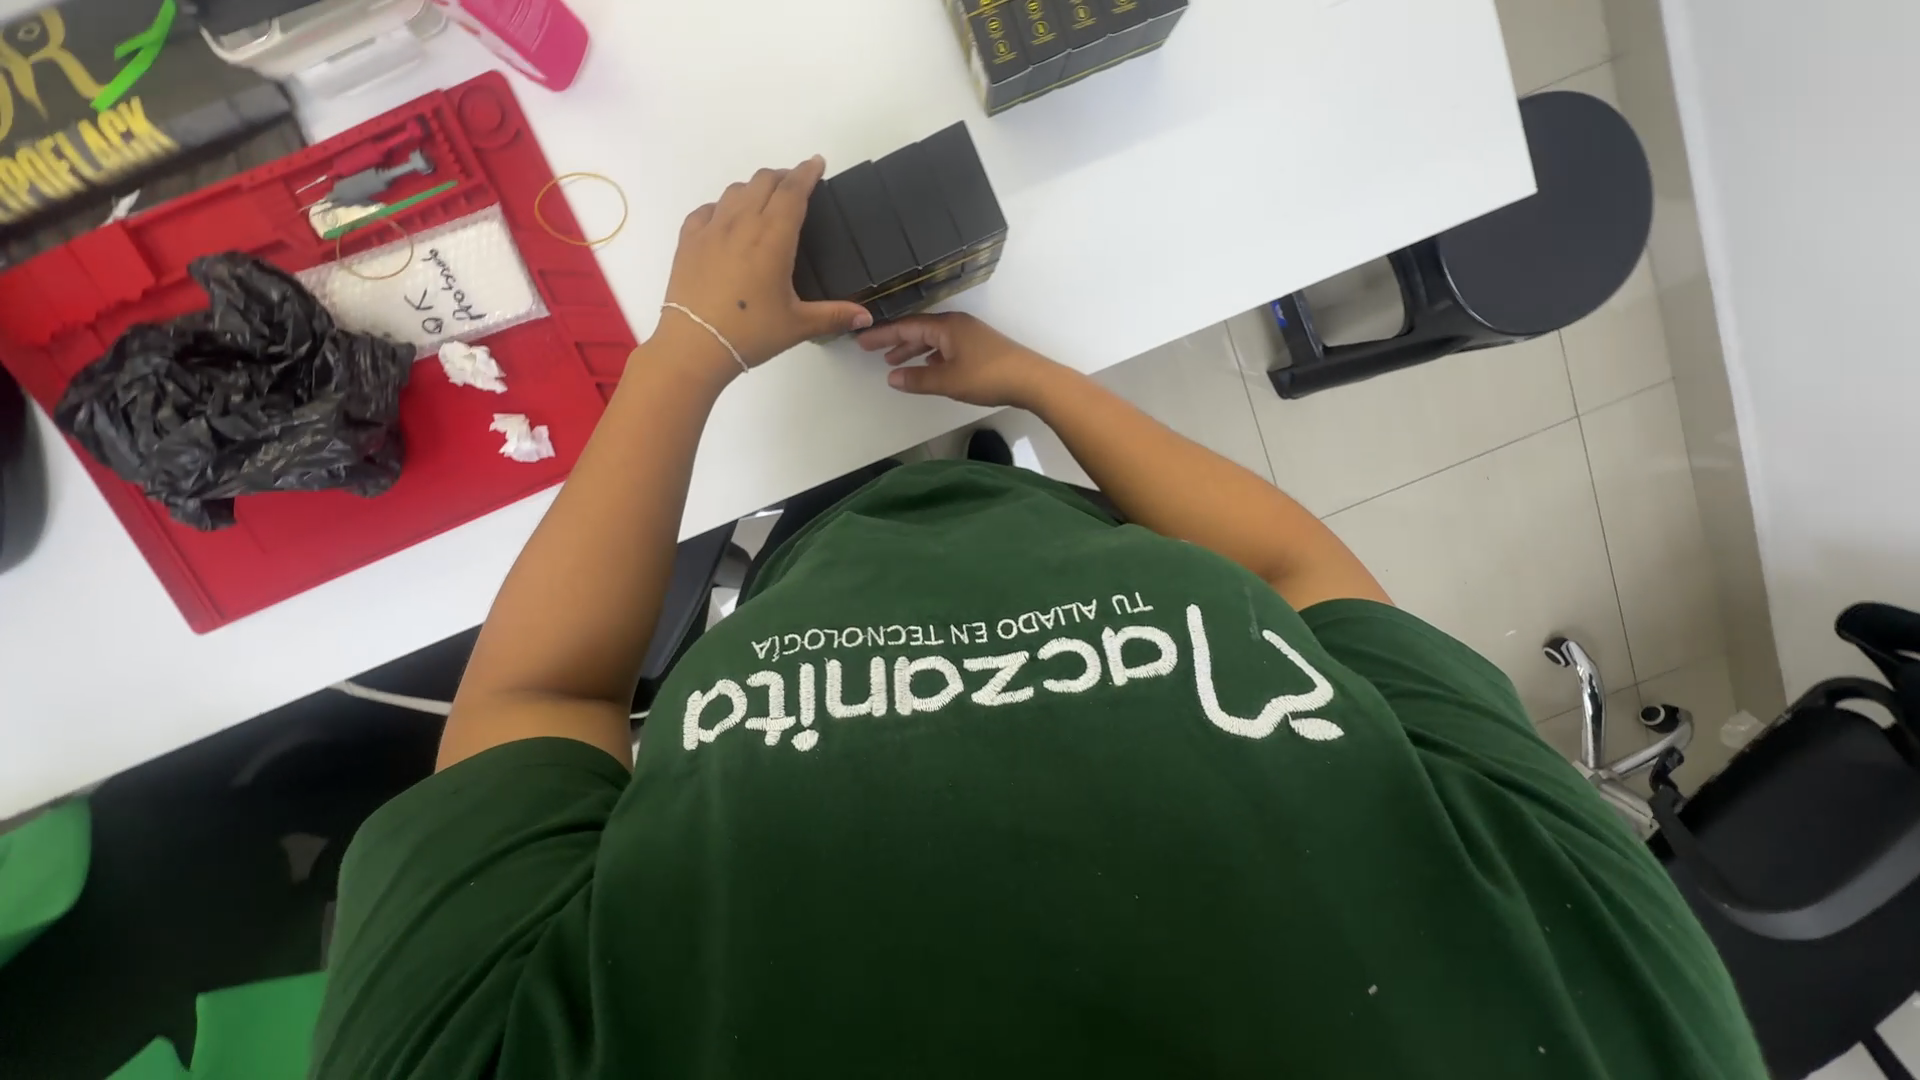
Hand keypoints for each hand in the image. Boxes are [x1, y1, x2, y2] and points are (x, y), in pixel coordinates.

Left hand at [660, 156, 871, 374]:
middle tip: (795, 185)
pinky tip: (728, 220)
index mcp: (773, 238)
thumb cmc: (751, 333)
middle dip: (783, 177)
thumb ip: (834, 316)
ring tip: (765, 200)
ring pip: (735, 191)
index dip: (806, 173)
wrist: (695, 345)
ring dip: (754, 188)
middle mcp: (741, 224)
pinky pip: (708, 210)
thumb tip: (865, 318)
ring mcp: (711, 229)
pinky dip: (724, 206)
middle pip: (763, 182)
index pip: (792, 192)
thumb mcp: (798, 325)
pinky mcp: (689, 240)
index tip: (817, 163)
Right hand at [857, 313, 1061, 409]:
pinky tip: (926, 367)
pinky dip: (931, 355)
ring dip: (913, 349)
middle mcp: (957, 325)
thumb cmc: (988, 376)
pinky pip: (945, 347)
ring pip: (933, 339)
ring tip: (894, 363)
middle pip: (919, 329)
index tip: (862, 340)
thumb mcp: (948, 380)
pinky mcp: (979, 348)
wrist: (1032, 380)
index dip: (883, 334)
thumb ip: (918, 379)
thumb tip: (892, 378)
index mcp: (946, 326)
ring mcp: (969, 335)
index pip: (906, 326)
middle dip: (895, 340)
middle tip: (872, 350)